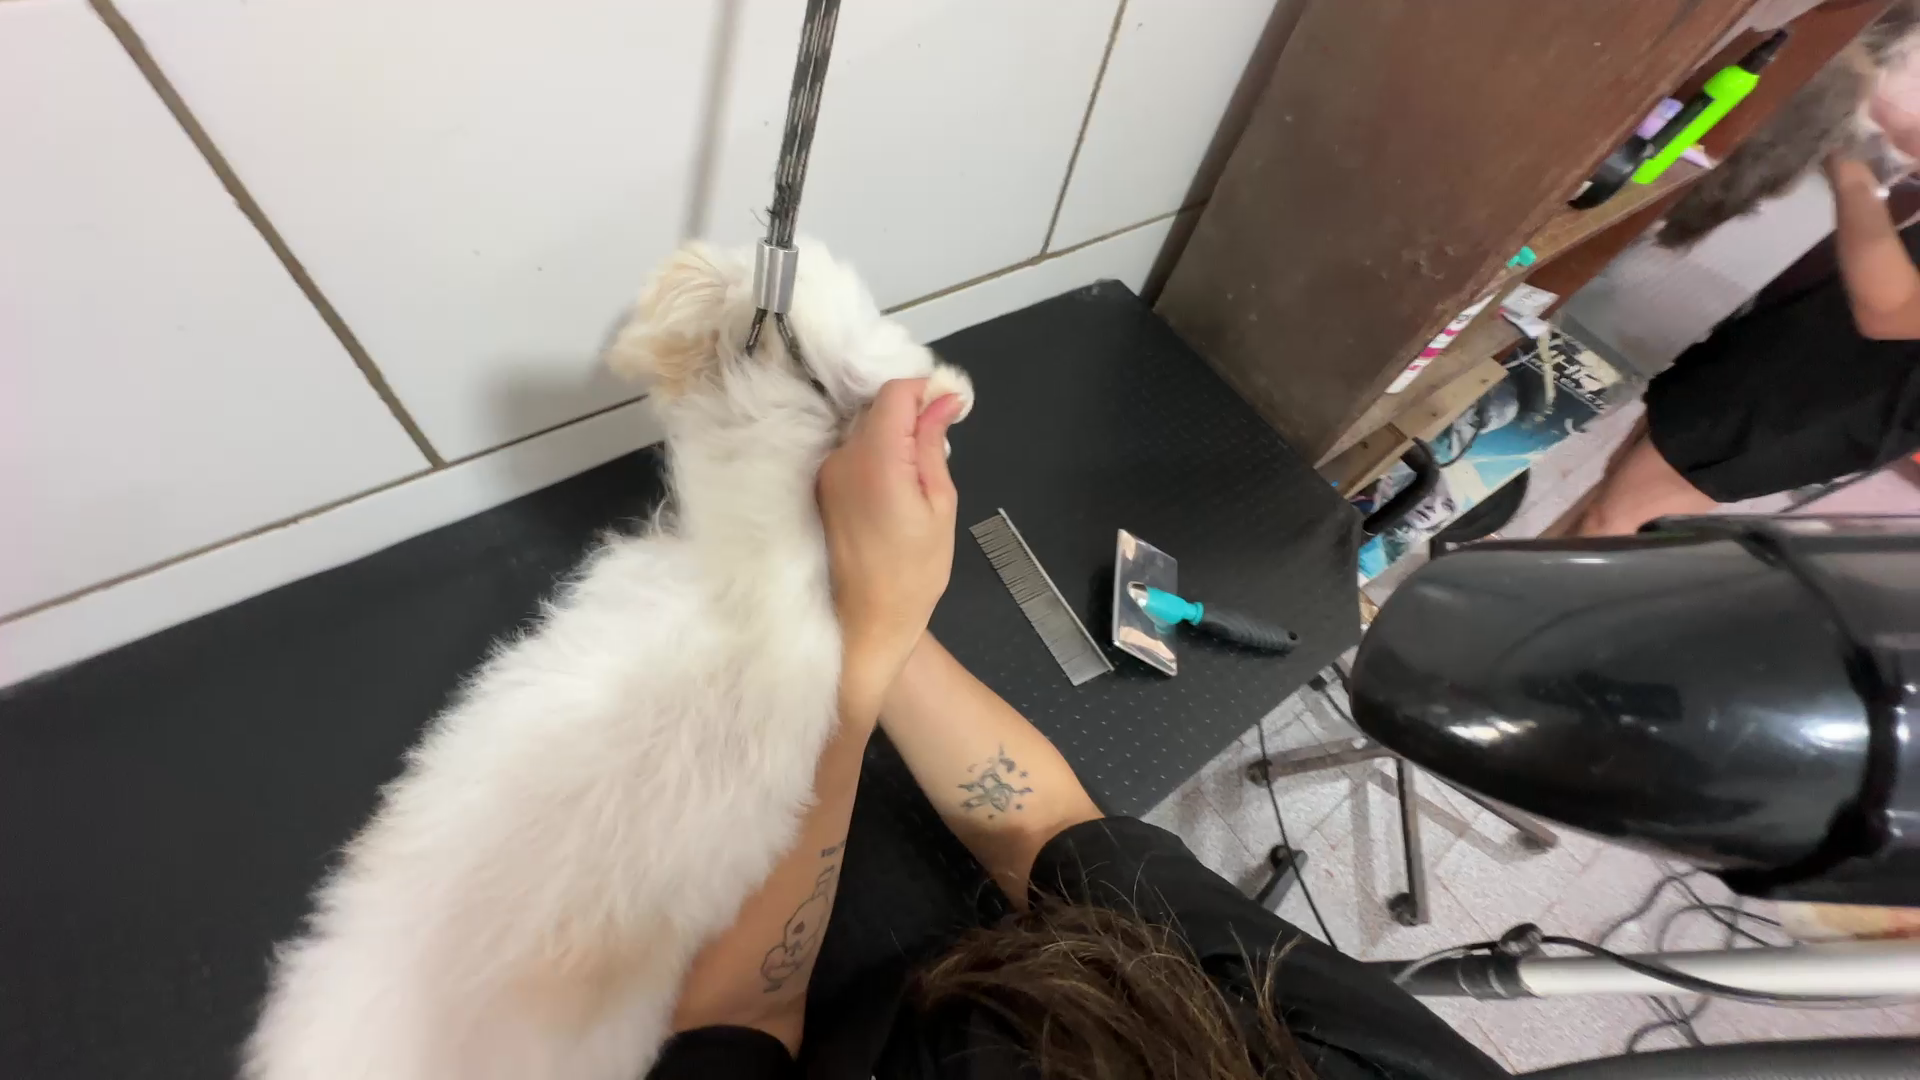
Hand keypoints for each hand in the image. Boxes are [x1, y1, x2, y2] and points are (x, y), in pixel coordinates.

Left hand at [817, 378, 963, 695]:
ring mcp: (825, 474)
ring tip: (918, 476)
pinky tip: (896, 488)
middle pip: (876, 408)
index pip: (893, 394)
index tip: (950, 406)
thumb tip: (943, 400)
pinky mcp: (821, 489)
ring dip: (894, 436)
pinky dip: (877, 455)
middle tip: (940, 444)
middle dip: (911, 414)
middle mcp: (841, 460)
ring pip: (864, 429)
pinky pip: (852, 453)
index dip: (924, 390)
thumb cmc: (914, 572)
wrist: (868, 623)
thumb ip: (932, 445)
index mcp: (875, 462)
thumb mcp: (939, 505)